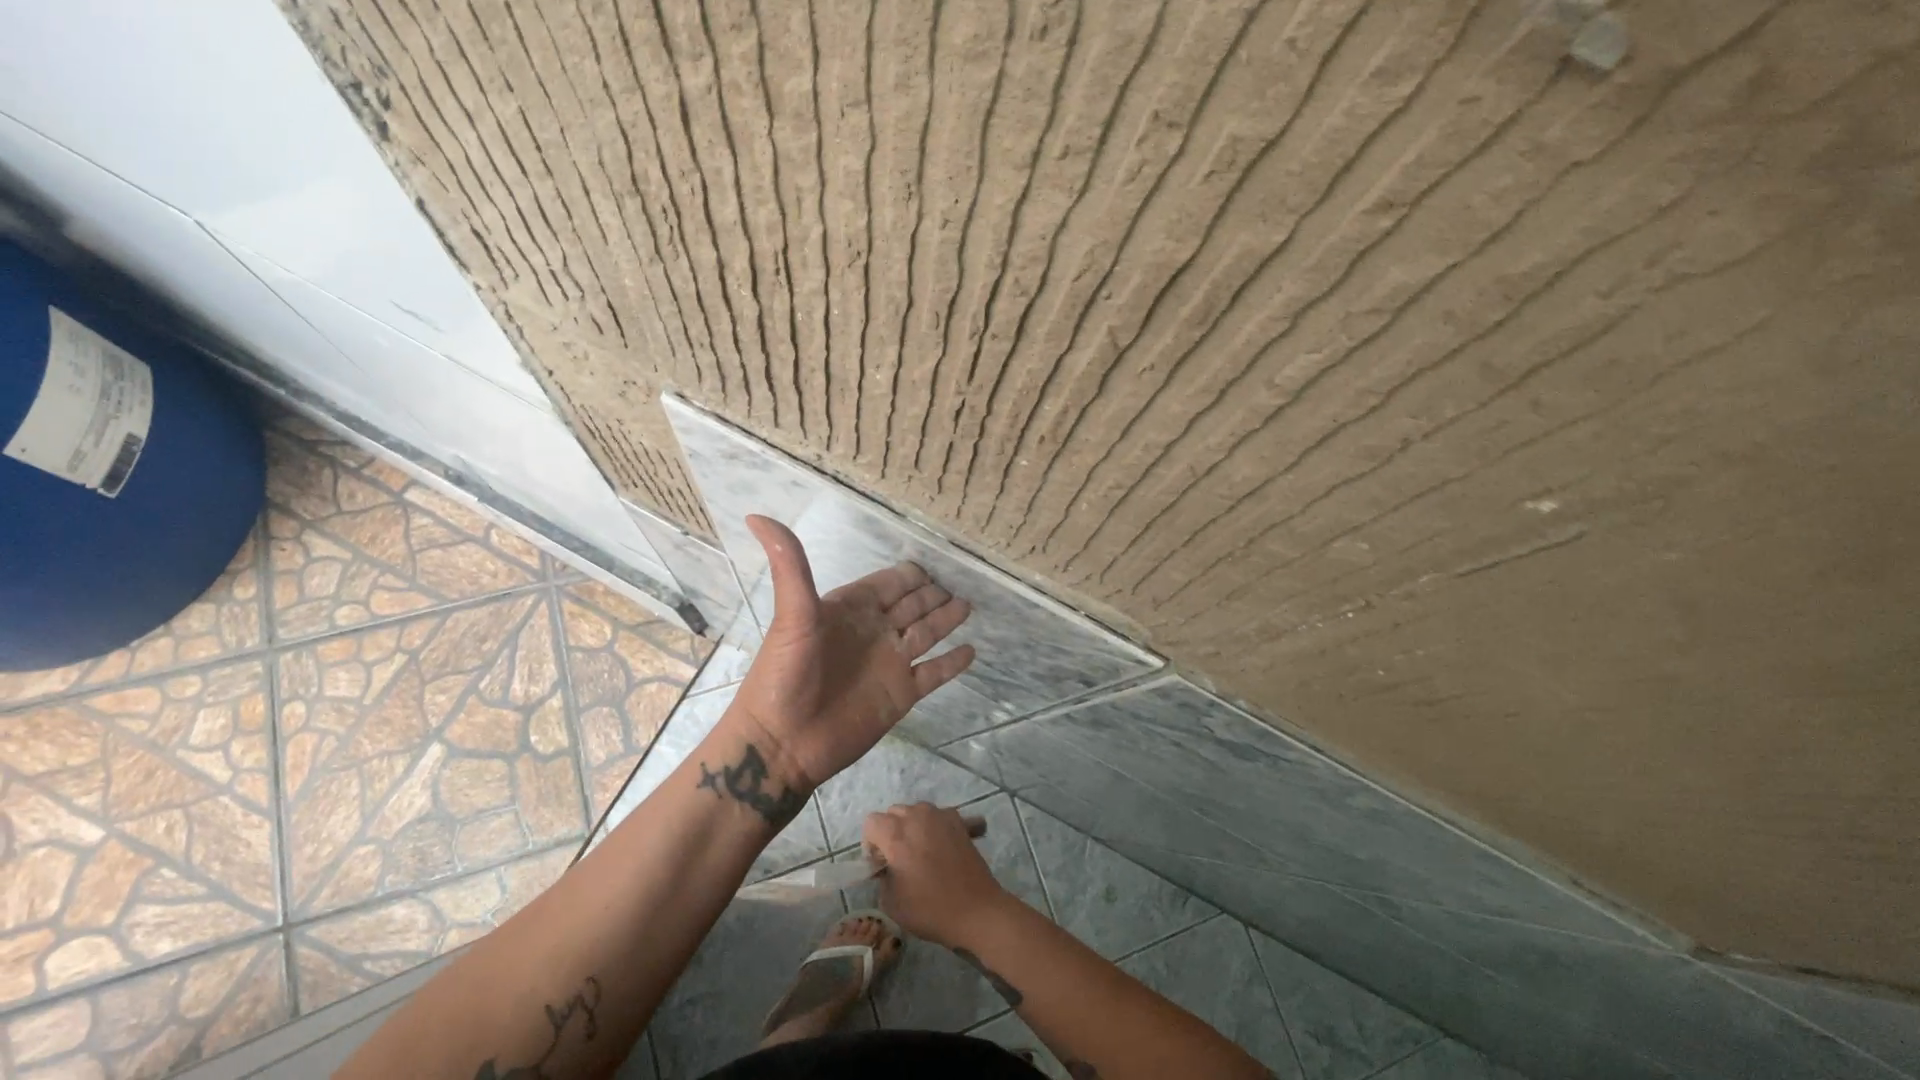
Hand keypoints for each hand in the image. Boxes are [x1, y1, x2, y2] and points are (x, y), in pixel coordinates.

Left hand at [726, 515, 975, 791]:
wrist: (782, 743)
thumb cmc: (783, 677)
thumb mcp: (790, 616)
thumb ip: (790, 566)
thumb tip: (757, 514)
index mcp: (847, 610)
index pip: (887, 584)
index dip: (908, 575)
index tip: (930, 567)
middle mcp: (872, 632)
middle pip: (911, 606)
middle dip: (932, 594)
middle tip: (956, 585)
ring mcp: (889, 664)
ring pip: (926, 633)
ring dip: (946, 620)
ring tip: (967, 606)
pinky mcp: (901, 694)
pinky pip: (934, 673)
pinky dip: (952, 662)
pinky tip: (970, 651)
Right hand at [863, 803, 1010, 945]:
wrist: (975, 911)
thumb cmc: (929, 909)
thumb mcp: (890, 901)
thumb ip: (881, 876)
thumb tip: (887, 866)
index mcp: (896, 834)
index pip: (871, 823)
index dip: (871, 844)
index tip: (881, 864)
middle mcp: (918, 817)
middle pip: (894, 813)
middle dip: (891, 832)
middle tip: (900, 859)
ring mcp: (942, 816)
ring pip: (918, 811)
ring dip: (914, 826)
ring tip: (922, 851)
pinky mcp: (961, 823)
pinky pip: (942, 816)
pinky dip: (938, 826)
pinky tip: (944, 845)